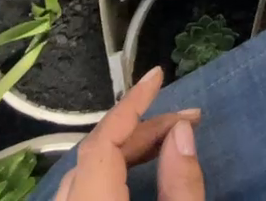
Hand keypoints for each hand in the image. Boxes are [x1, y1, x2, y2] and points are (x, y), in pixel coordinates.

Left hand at [54, 67, 204, 200]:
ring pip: (85, 175)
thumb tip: (181, 130)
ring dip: (126, 151)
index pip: (101, 143)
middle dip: (140, 130)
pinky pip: (80, 192)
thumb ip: (181, 184)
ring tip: (168, 142)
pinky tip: (136, 171)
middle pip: (95, 156)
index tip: (158, 75)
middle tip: (184, 122)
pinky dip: (109, 172)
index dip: (130, 105)